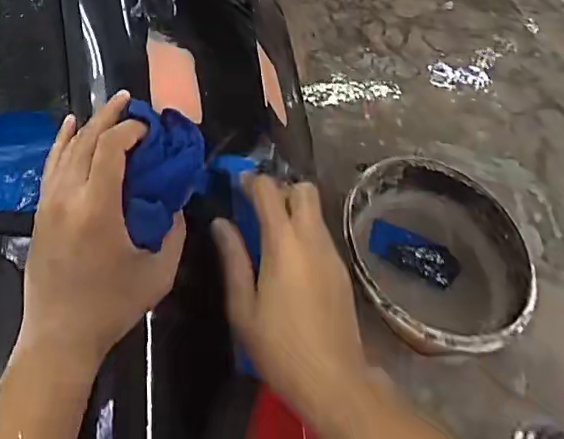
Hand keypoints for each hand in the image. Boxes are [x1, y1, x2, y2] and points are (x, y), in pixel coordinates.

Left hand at [20, 89, 185, 365]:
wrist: (58, 337)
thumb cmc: (111, 305)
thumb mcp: (157, 272)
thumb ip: (174, 230)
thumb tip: (177, 198)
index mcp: (97, 207)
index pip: (111, 148)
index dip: (131, 130)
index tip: (149, 129)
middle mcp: (68, 195)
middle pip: (87, 139)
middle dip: (110, 116)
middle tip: (130, 101)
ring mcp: (50, 200)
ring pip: (68, 147)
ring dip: (89, 123)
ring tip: (109, 106)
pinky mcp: (41, 209)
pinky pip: (51, 164)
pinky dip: (62, 141)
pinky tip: (69, 124)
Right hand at [213, 176, 448, 438]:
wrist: (335, 381)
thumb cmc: (280, 346)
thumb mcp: (243, 308)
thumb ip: (233, 259)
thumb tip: (221, 223)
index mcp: (283, 242)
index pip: (269, 189)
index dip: (251, 181)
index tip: (236, 185)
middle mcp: (311, 237)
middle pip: (302, 189)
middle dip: (280, 189)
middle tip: (259, 209)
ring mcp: (331, 253)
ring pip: (315, 211)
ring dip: (294, 211)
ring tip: (271, 238)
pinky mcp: (342, 270)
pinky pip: (321, 234)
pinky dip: (305, 233)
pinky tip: (291, 263)